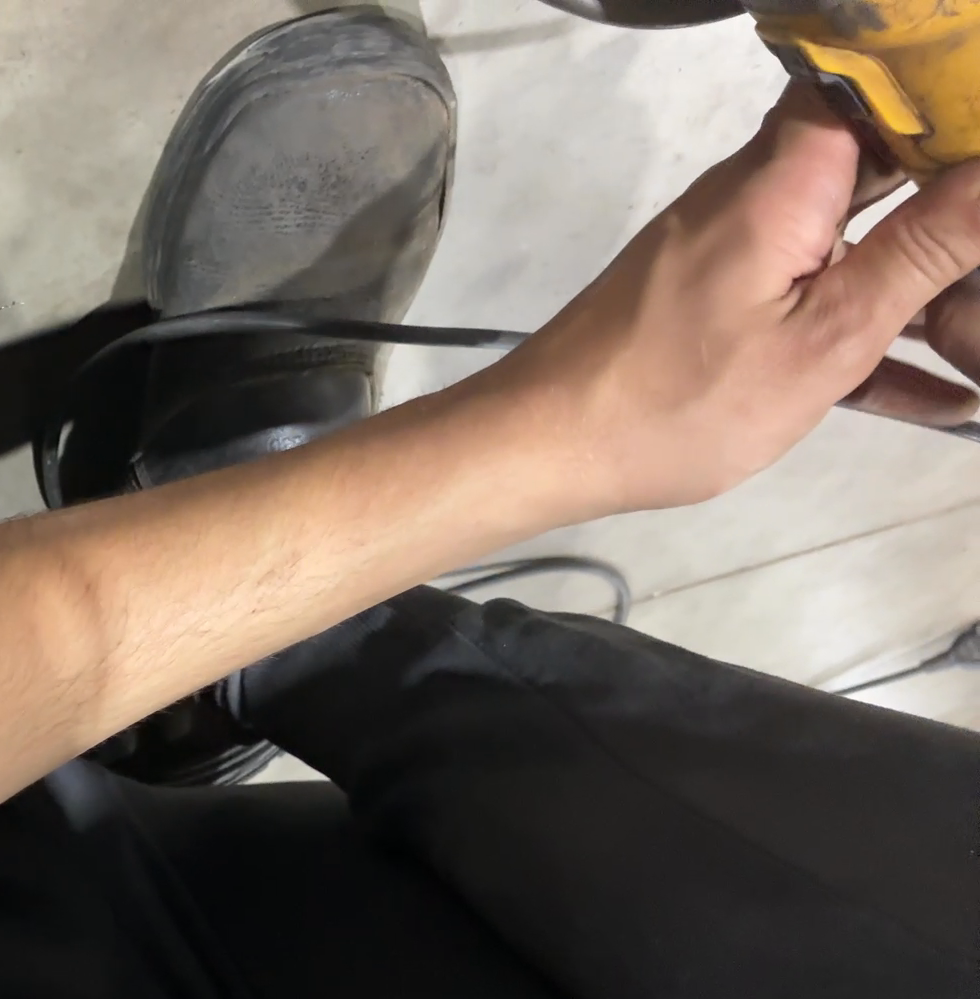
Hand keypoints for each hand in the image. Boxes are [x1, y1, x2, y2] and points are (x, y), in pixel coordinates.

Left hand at [479, 85, 979, 518]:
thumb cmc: (670, 402)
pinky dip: (853, 339)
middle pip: (872, 162)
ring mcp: (710, 261)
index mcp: (773, 187)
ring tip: (979, 321)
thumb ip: (926, 247)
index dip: (945, 85)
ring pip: (838, 241)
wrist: (530, 450)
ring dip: (920, 277)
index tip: (975, 138)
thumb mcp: (821, 335)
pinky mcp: (691, 311)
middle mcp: (735, 207)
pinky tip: (937, 395)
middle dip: (955, 193)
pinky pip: (789, 303)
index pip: (870, 82)